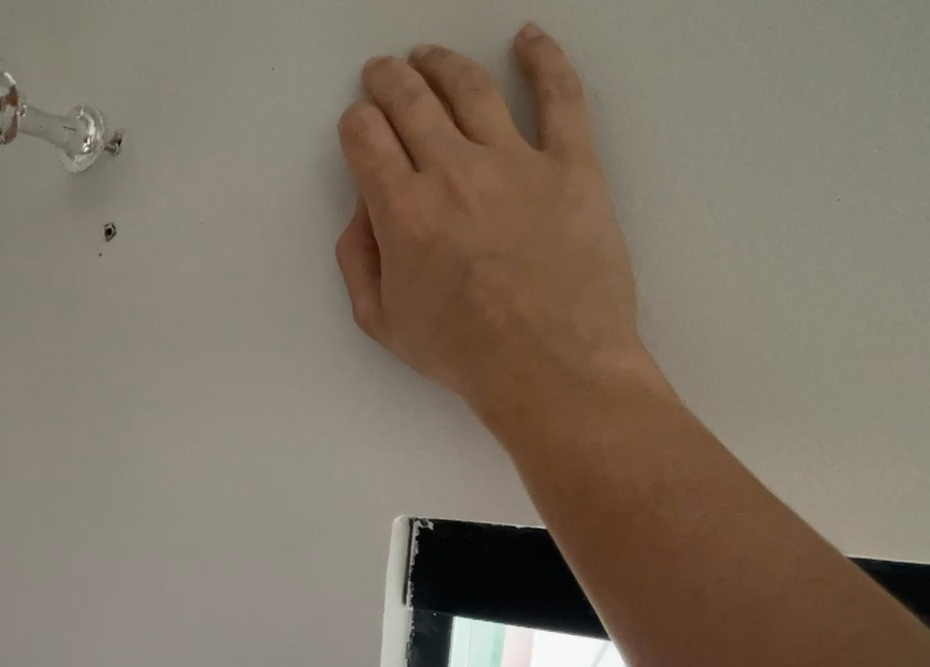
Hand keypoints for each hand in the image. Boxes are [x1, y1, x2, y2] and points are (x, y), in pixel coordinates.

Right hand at [334, 25, 668, 426]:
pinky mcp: (573, 163)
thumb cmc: (458, 350)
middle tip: (380, 70)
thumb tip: (363, 213)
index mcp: (402, 213)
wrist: (548, 364)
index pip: (367, 140)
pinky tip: (528, 39)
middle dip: (388, 80)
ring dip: (442, 64)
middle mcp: (453, 173)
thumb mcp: (379, 320)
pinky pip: (561, 95)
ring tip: (428, 55)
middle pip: (412, 103)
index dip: (355, 124)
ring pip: (472, 89)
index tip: (356, 124)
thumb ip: (359, 260)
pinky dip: (543, 59)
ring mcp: (517, 162)